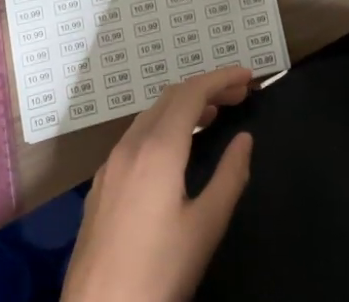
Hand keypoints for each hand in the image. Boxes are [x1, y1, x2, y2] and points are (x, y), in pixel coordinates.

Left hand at [61, 67, 254, 301]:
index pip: (192, 93)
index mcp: (157, 150)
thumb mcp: (206, 226)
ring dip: (183, 108)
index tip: (249, 76)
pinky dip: (162, 128)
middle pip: (169, 99)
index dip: (222, 78)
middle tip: (239, 95)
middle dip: (206, 89)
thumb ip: (229, 176)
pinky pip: (135, 139)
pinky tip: (175, 150)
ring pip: (149, 117)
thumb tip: (244, 139)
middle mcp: (129, 147)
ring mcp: (109, 167)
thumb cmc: (158, 272)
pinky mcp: (100, 188)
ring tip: (214, 116)